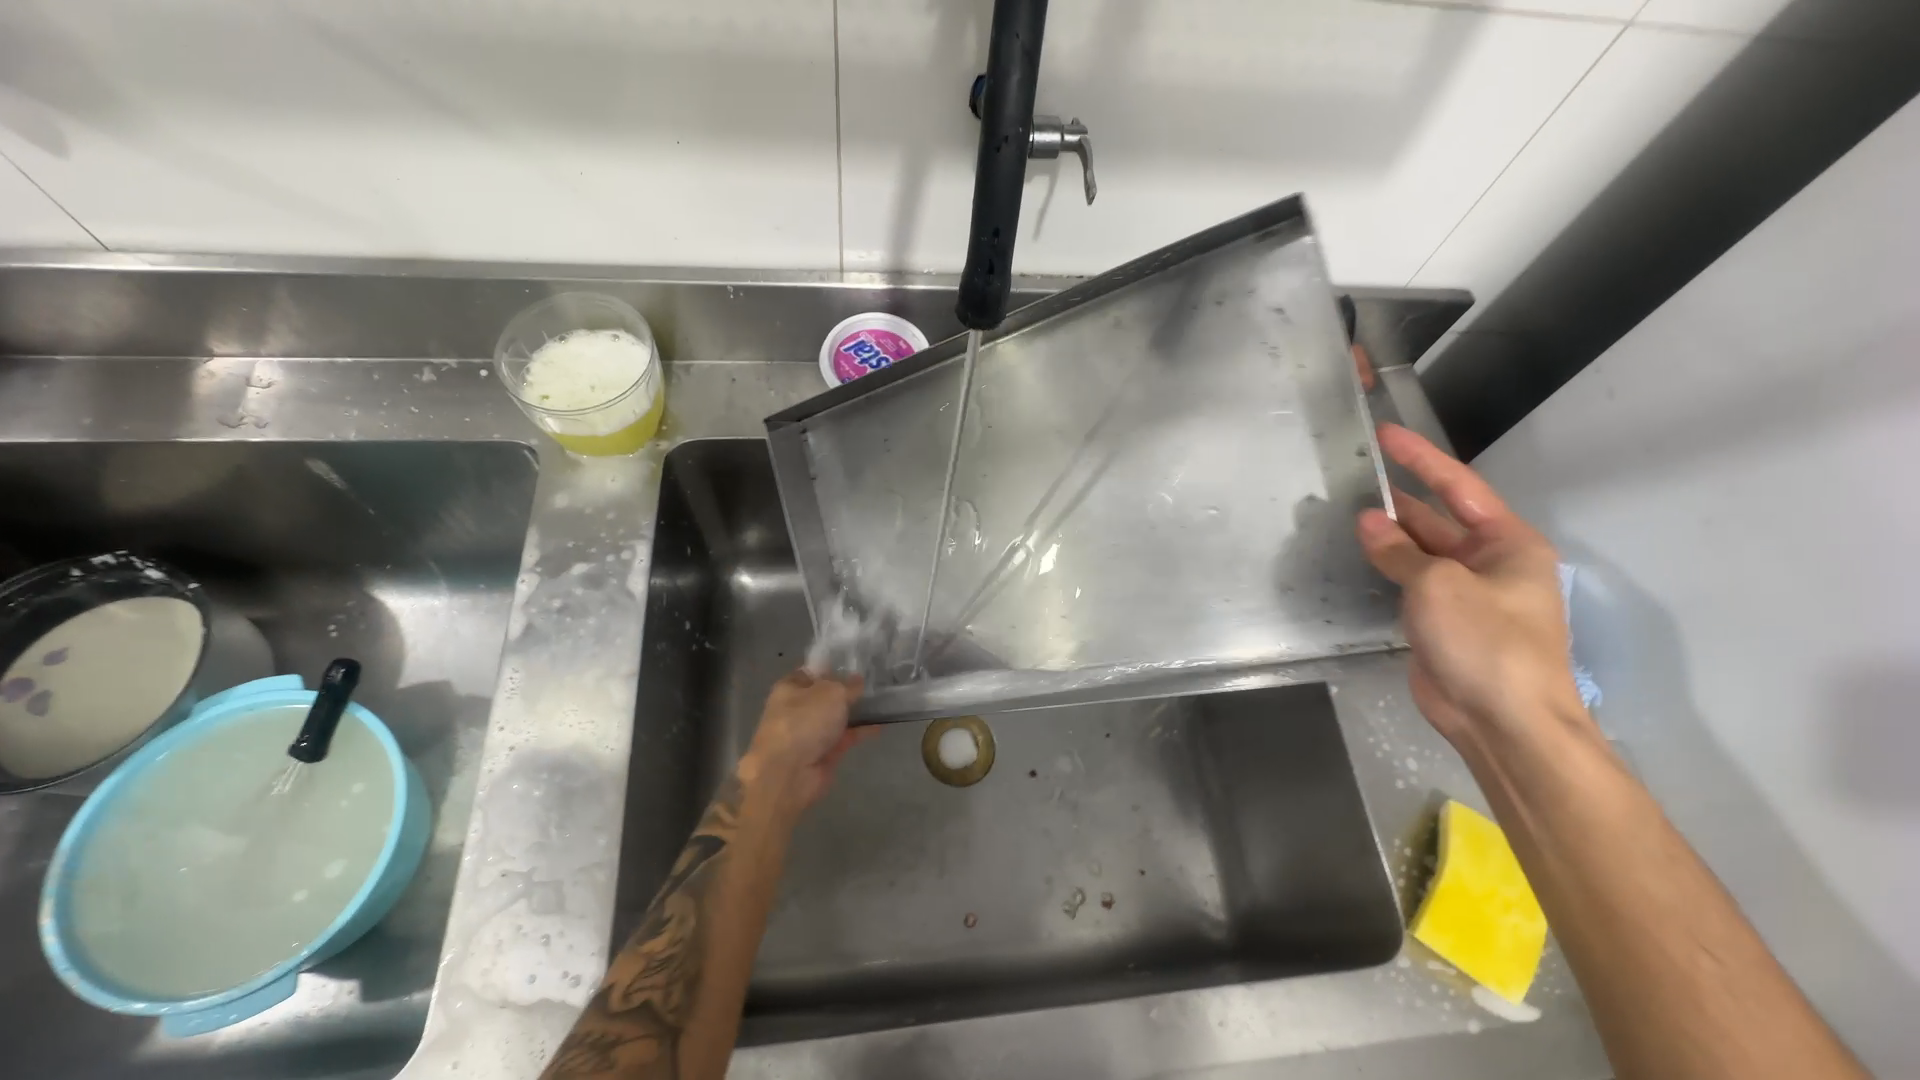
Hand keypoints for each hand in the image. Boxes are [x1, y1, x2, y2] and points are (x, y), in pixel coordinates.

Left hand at [741, 670, 872, 810]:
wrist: (789, 773)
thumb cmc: (804, 721)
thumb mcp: (830, 692)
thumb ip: (847, 685)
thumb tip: (857, 680)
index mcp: (790, 688)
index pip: (812, 671)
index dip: (832, 665)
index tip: (857, 662)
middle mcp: (798, 708)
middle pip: (826, 695)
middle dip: (847, 689)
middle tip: (874, 680)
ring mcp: (810, 733)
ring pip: (836, 717)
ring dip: (855, 711)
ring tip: (882, 700)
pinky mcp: (824, 753)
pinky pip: (845, 737)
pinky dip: (861, 732)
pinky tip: (881, 725)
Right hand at [1355, 424, 1589, 742]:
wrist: (1503, 721)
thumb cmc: (1486, 641)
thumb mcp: (1439, 586)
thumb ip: (1400, 551)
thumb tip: (1367, 521)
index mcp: (1508, 544)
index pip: (1460, 487)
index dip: (1421, 459)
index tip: (1385, 434)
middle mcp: (1490, 563)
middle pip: (1439, 519)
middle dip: (1400, 501)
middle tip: (1353, 477)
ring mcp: (1466, 595)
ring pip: (1421, 554)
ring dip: (1389, 537)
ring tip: (1345, 514)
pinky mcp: (1443, 624)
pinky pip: (1411, 585)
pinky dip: (1386, 570)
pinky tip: (1358, 557)